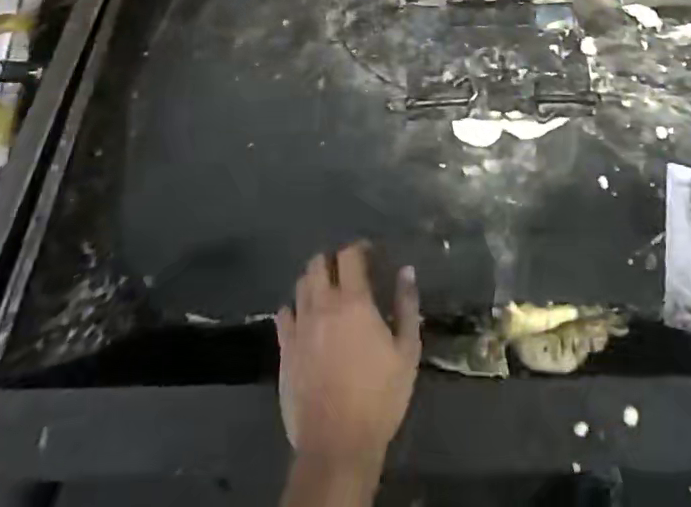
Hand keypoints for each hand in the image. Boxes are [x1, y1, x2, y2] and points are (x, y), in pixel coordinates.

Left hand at [276, 243, 420, 467]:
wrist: (336, 442)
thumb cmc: (379, 397)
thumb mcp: (407, 352)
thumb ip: (406, 306)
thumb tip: (407, 271)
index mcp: (353, 301)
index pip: (349, 255)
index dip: (358, 248)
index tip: (369, 252)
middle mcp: (322, 304)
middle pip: (318, 263)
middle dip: (332, 260)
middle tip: (347, 271)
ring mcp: (299, 324)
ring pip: (300, 284)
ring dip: (314, 280)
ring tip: (327, 291)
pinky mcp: (284, 347)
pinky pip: (284, 313)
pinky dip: (295, 307)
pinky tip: (305, 318)